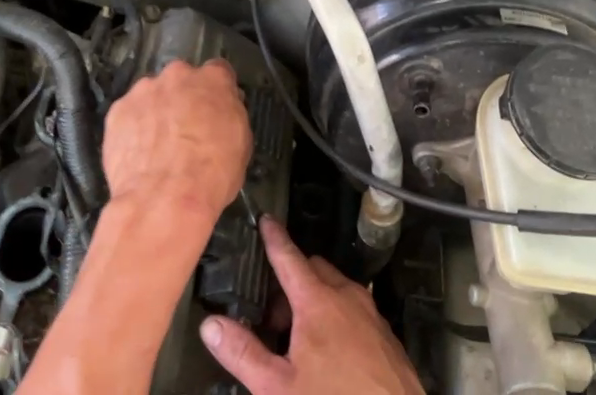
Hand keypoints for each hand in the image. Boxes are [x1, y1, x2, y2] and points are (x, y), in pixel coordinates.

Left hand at [103, 59, 252, 221]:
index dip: (216, 92)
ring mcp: (144, 90)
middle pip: (181, 80)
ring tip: (156, 145)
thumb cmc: (213, 175)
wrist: (164, 199)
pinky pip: (128, 114)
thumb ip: (230, 116)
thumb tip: (222, 112)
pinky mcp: (117, 110)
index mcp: (213, 79)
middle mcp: (177, 75)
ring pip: (152, 95)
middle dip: (183, 98)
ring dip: (156, 111)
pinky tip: (137, 154)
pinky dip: (132, 128)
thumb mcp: (240, 144)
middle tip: (184, 129)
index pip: (219, 72)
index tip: (215, 110)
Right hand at [199, 218, 424, 394]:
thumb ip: (243, 353)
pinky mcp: (384, 333)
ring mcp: (370, 313)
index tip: (266, 219)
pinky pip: (354, 307)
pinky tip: (329, 352)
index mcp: (318, 302)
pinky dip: (336, 314)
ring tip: (298, 340)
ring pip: (336, 287)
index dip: (274, 237)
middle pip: (313, 269)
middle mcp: (347, 297)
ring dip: (314, 299)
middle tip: (273, 318)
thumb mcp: (278, 387)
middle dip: (290, 282)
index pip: (289, 257)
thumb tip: (211, 325)